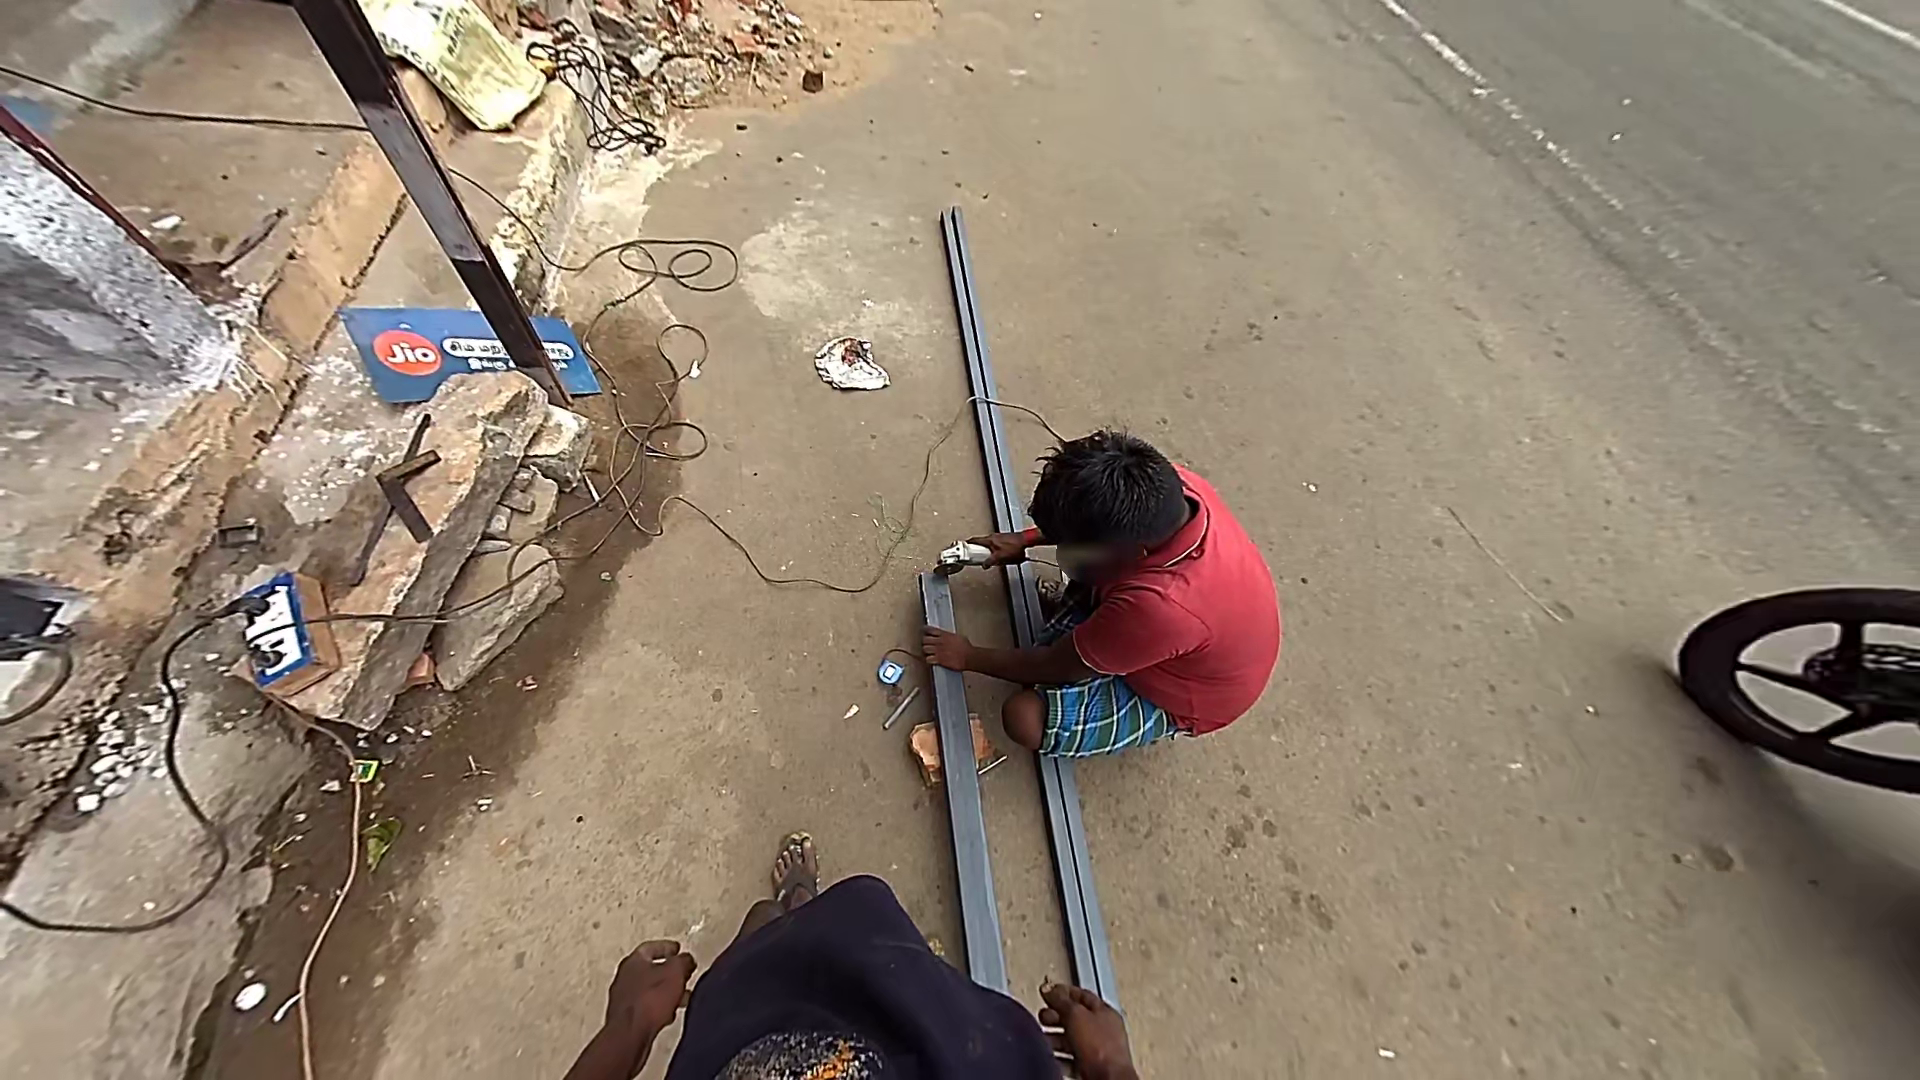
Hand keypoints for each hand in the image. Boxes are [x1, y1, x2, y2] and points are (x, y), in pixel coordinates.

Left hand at [606, 940, 696, 1040]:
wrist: (629, 1040)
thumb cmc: (651, 999)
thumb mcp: (677, 971)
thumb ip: (684, 960)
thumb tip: (687, 960)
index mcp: (633, 962)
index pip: (651, 947)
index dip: (667, 947)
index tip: (679, 950)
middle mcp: (623, 979)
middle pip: (650, 970)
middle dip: (668, 972)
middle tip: (684, 974)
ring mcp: (621, 1002)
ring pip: (648, 991)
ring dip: (664, 992)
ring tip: (681, 997)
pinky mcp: (623, 1023)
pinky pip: (644, 1009)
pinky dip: (657, 1008)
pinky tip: (669, 1015)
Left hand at [921, 625, 974, 670]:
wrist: (969, 657)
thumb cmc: (966, 647)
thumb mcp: (958, 637)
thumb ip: (950, 636)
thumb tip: (948, 637)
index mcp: (945, 635)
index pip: (931, 630)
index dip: (926, 630)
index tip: (924, 630)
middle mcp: (940, 642)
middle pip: (925, 640)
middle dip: (924, 642)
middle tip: (926, 643)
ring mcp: (938, 651)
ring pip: (925, 649)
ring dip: (926, 651)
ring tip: (927, 652)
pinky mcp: (939, 660)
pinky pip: (928, 659)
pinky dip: (928, 659)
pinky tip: (930, 660)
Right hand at [971, 532, 1030, 567]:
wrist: (1026, 541)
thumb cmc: (1014, 547)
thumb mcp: (999, 558)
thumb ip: (990, 562)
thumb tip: (984, 565)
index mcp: (989, 540)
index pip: (974, 540)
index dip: (968, 544)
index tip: (964, 547)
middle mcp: (993, 537)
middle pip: (981, 542)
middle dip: (978, 549)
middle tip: (976, 555)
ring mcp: (999, 537)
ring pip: (989, 544)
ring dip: (987, 550)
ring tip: (989, 558)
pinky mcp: (1005, 540)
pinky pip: (996, 545)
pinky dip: (994, 550)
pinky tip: (999, 556)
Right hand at [1039, 981, 1136, 1079]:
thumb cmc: (1100, 1048)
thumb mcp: (1075, 1015)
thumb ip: (1061, 1000)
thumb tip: (1049, 989)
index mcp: (1104, 1012)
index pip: (1081, 995)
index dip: (1062, 992)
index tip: (1048, 992)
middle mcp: (1103, 1032)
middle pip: (1075, 1018)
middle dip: (1056, 1016)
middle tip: (1043, 1016)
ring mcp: (1098, 1053)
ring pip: (1072, 1040)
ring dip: (1055, 1038)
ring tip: (1042, 1038)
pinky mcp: (1092, 1071)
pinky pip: (1072, 1061)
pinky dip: (1060, 1058)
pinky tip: (1052, 1057)